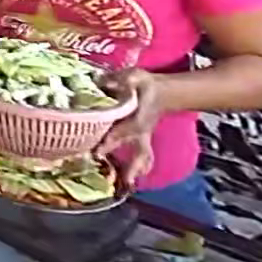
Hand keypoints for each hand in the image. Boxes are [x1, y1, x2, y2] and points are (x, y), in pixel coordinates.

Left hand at [95, 68, 163, 187]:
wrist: (163, 91)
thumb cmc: (144, 84)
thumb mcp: (133, 76)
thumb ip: (120, 80)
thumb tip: (103, 82)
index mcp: (138, 118)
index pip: (123, 132)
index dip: (111, 140)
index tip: (98, 152)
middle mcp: (141, 131)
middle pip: (140, 153)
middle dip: (132, 166)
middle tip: (125, 181)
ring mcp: (143, 137)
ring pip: (143, 157)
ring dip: (136, 171)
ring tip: (127, 185)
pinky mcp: (141, 138)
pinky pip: (142, 156)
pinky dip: (138, 167)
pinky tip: (128, 179)